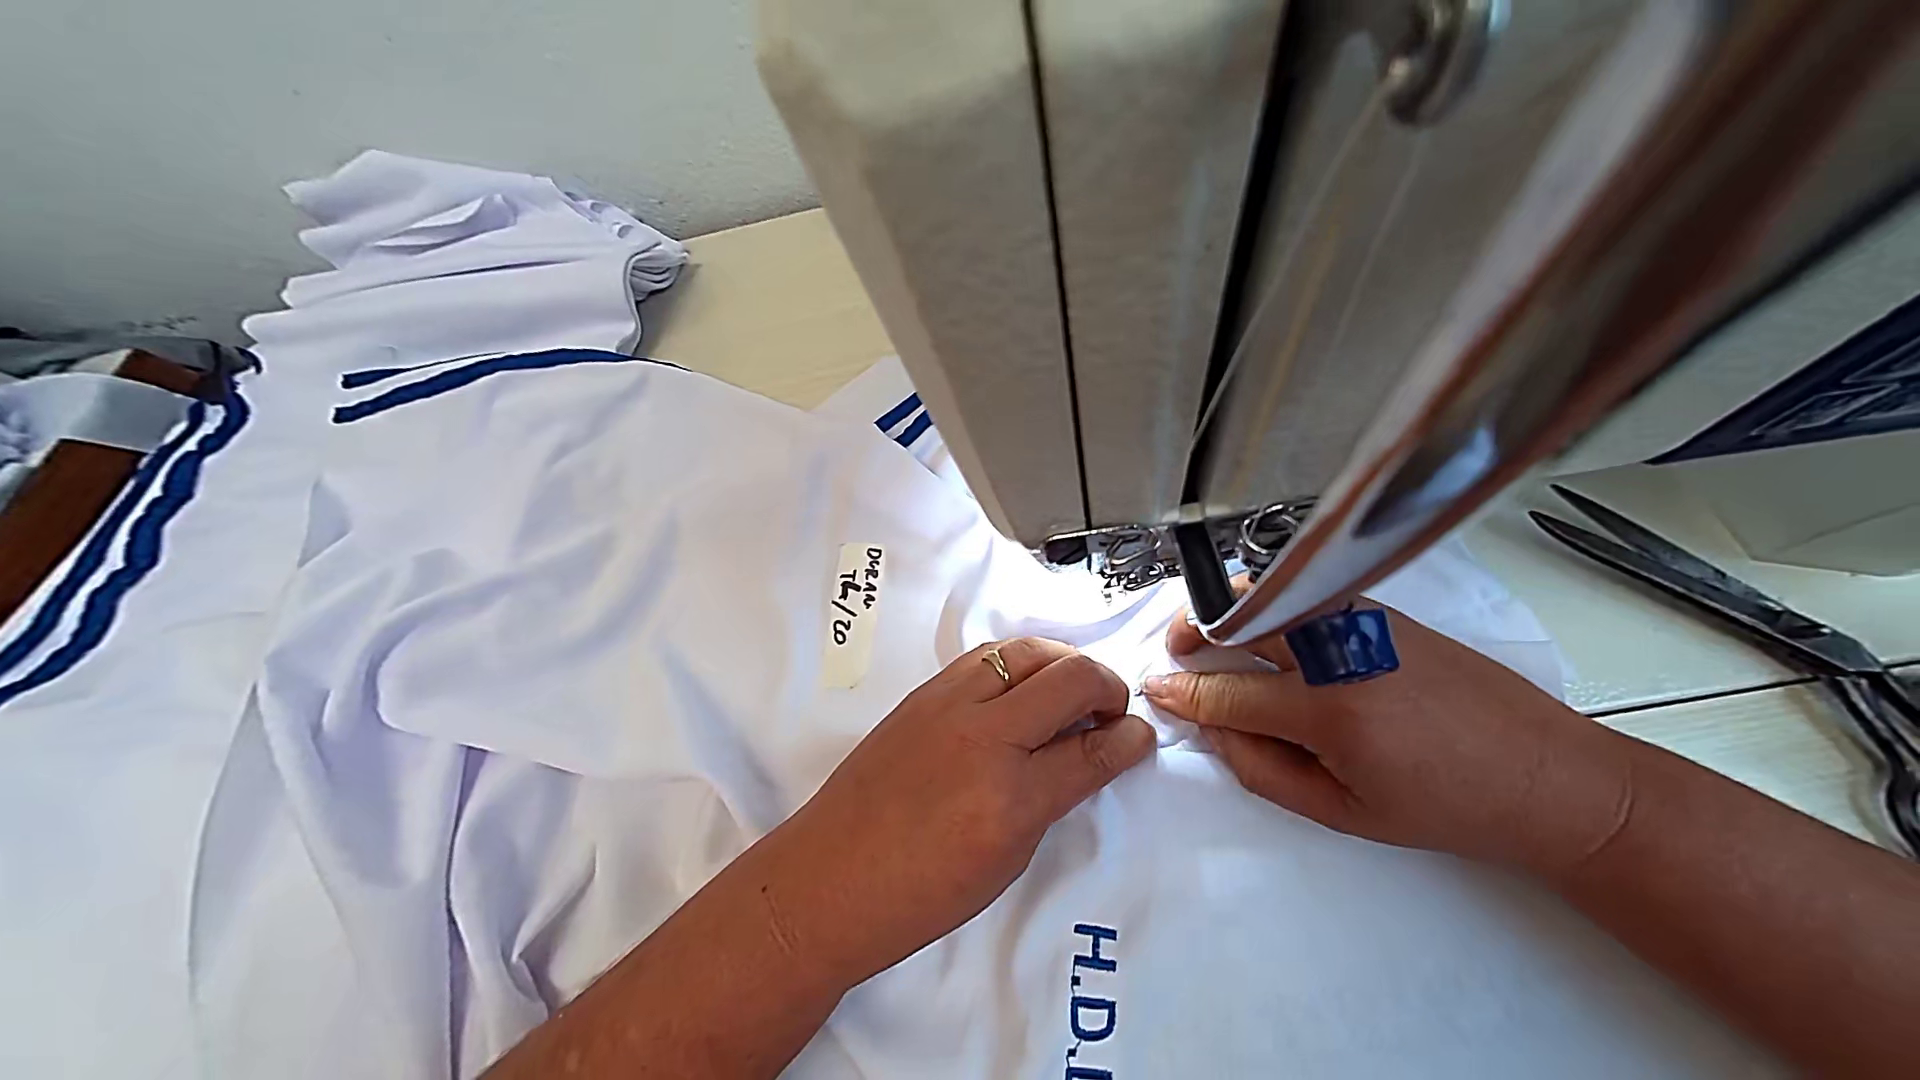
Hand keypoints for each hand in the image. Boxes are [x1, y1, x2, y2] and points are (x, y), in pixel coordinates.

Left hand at [749, 639, 1155, 986]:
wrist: (832, 875)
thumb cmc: (922, 890)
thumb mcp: (1006, 860)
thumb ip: (1054, 798)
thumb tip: (1092, 756)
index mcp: (1011, 798)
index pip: (1092, 750)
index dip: (1128, 738)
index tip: (1139, 735)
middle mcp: (983, 737)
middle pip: (1068, 678)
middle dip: (1106, 686)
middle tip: (1110, 710)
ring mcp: (948, 705)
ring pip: (1027, 651)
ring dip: (1064, 662)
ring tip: (1072, 689)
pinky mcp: (922, 692)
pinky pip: (986, 657)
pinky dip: (1020, 662)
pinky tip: (1024, 685)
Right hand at [1145, 607, 1634, 882]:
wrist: (1550, 776)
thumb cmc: (1446, 807)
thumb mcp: (1345, 814)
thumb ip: (1263, 770)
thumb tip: (1212, 729)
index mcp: (1330, 713)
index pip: (1228, 694)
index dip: (1182, 693)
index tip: (1156, 689)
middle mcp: (1339, 653)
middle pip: (1239, 621)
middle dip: (1192, 630)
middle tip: (1176, 651)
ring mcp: (1361, 622)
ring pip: (1270, 595)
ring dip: (1227, 611)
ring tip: (1213, 636)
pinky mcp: (1381, 610)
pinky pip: (1304, 597)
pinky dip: (1269, 606)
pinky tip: (1269, 633)